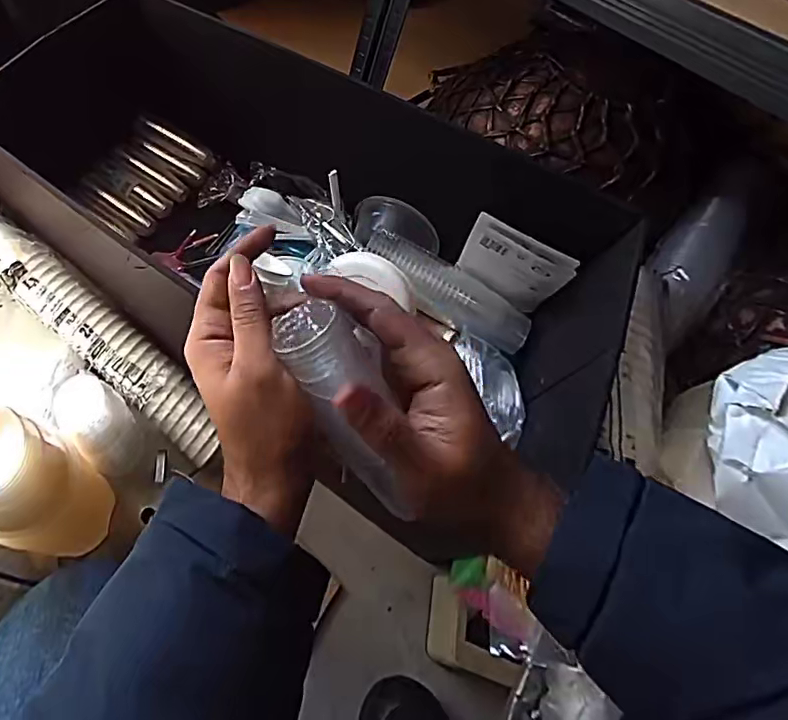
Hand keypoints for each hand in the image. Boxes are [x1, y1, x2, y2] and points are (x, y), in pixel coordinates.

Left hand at [184, 226, 316, 534]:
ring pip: (256, 309)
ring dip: (281, 299)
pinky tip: (308, 323)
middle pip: (237, 290)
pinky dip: (287, 319)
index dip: (243, 251)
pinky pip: (269, 329)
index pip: (220, 278)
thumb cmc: (266, 432)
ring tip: (310, 303)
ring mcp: (237, 354)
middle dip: (266, 275)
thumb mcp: (259, 365)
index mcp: (207, 339)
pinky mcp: (257, 365)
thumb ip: (249, 315)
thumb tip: (242, 268)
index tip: (269, 235)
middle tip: (298, 269)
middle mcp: (217, 342)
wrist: (275, 480)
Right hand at [300, 275, 563, 572]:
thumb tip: (341, 391)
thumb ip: (382, 428)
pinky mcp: (406, 382)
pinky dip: (345, 338)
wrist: (495, 504)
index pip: (384, 312)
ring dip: (338, 315)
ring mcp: (415, 367)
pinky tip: (319, 346)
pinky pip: (372, 349)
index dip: (344, 293)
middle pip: (376, 311)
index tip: (308, 283)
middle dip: (336, 297)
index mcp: (431, 362)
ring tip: (298, 314)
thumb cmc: (464, 488)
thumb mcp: (420, 466)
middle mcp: (423, 355)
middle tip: (292, 296)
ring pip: (373, 327)